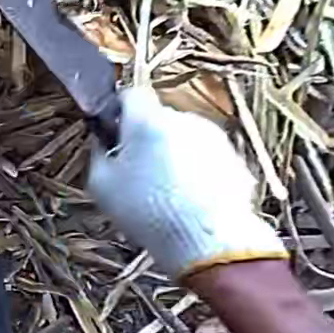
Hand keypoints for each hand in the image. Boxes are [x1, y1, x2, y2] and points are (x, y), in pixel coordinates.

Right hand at [86, 87, 286, 278]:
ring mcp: (214, 138)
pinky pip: (204, 156)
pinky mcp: (235, 158)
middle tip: (133, 169)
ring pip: (182, 136)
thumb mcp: (101, 183)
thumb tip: (103, 139)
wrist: (205, 238)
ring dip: (170, 152)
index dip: (118, 109)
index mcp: (148, 121)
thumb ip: (99, 152)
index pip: (131, 94)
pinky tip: (185, 197)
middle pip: (158, 118)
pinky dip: (193, 169)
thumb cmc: (144, 210)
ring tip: (161, 188)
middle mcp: (185, 120)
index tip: (111, 129)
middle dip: (144, 136)